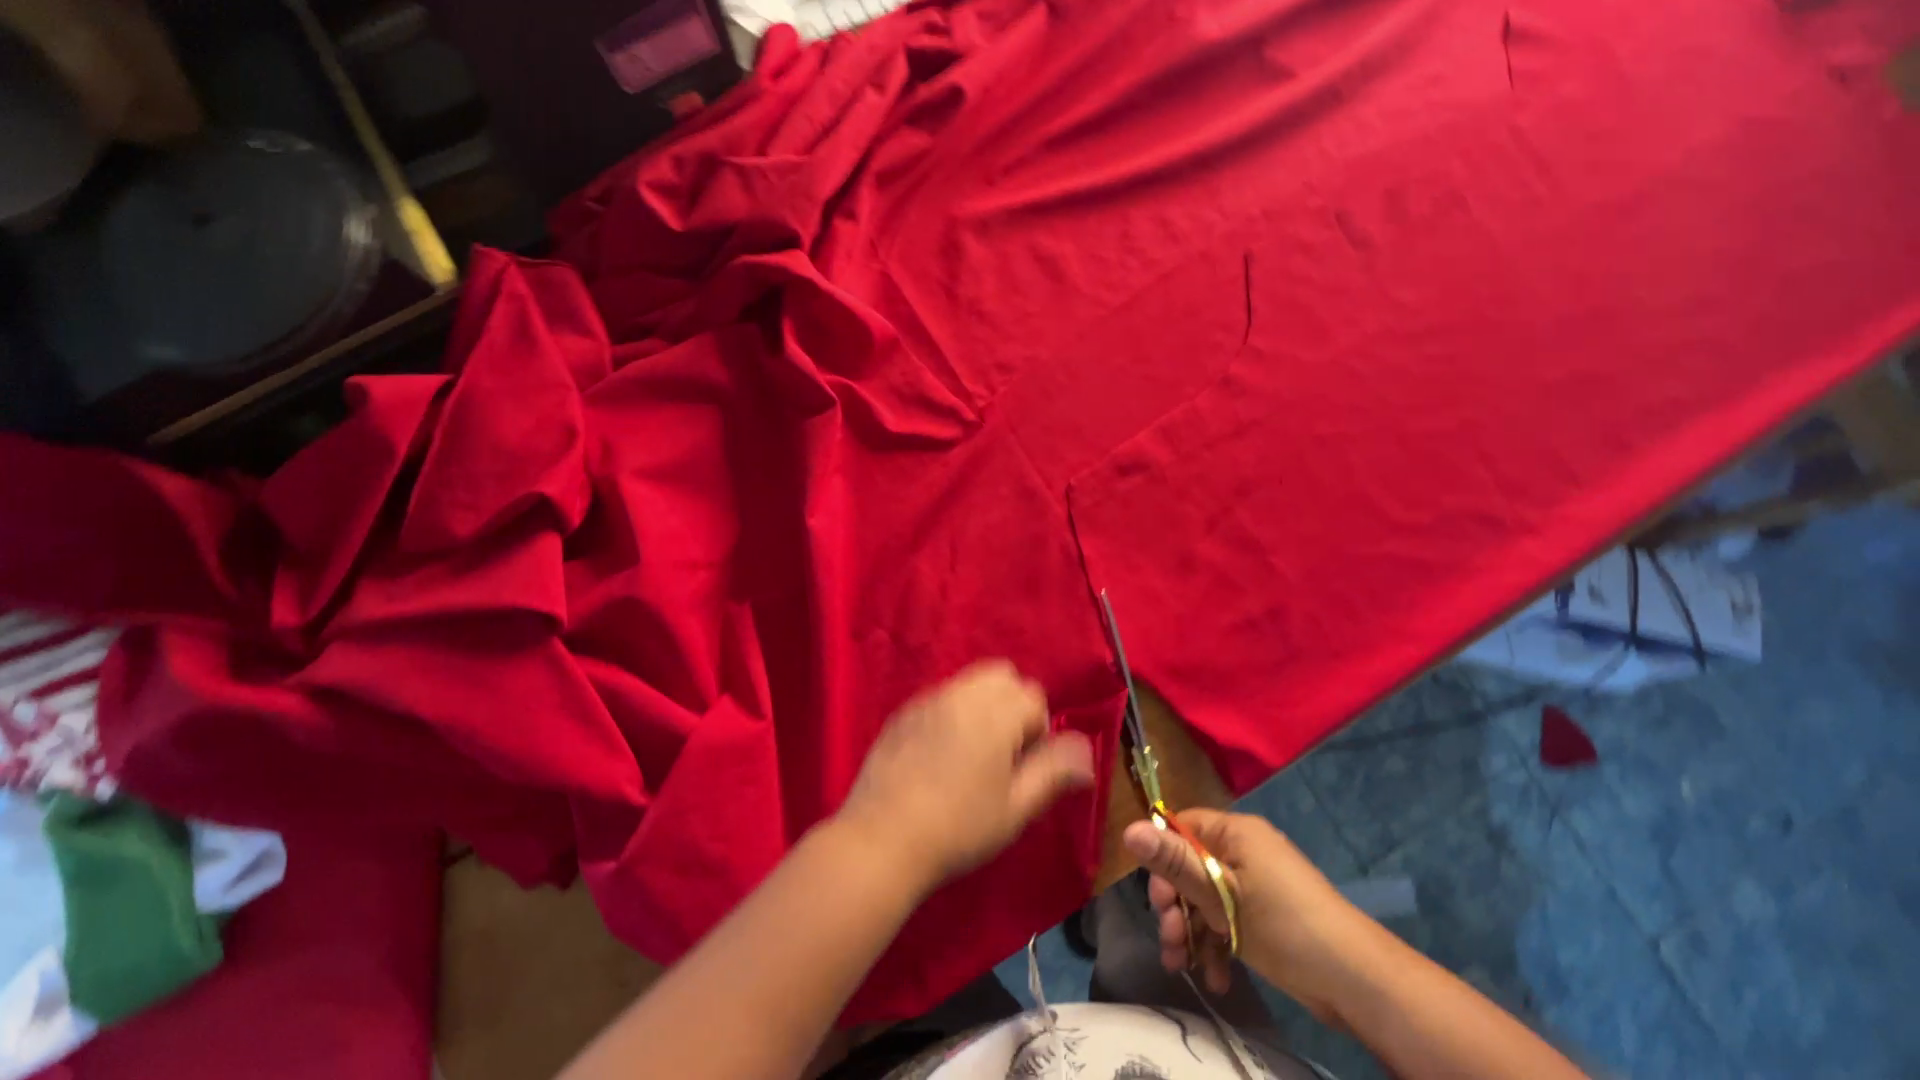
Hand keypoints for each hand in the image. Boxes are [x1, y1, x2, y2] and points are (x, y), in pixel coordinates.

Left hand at [838, 660, 1095, 888]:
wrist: (881, 841)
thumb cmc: (958, 829)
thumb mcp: (1015, 808)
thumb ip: (1053, 772)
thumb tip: (1085, 753)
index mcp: (995, 714)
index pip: (1033, 696)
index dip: (1038, 730)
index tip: (1024, 767)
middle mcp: (960, 695)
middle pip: (1001, 676)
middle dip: (1011, 706)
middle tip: (1004, 754)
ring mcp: (926, 702)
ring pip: (968, 684)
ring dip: (981, 708)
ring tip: (973, 757)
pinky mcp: (900, 716)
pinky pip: (939, 699)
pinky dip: (951, 715)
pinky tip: (940, 759)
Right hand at [1123, 808, 1368, 1020]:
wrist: (1351, 978)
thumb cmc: (1282, 924)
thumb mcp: (1221, 895)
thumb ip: (1174, 863)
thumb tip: (1128, 828)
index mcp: (1235, 833)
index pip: (1180, 827)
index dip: (1161, 859)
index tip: (1158, 898)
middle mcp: (1244, 852)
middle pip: (1188, 868)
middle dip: (1174, 907)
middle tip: (1170, 939)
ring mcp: (1255, 886)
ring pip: (1203, 901)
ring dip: (1189, 934)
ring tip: (1183, 967)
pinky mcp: (1263, 918)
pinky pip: (1225, 923)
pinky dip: (1215, 948)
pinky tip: (1216, 979)